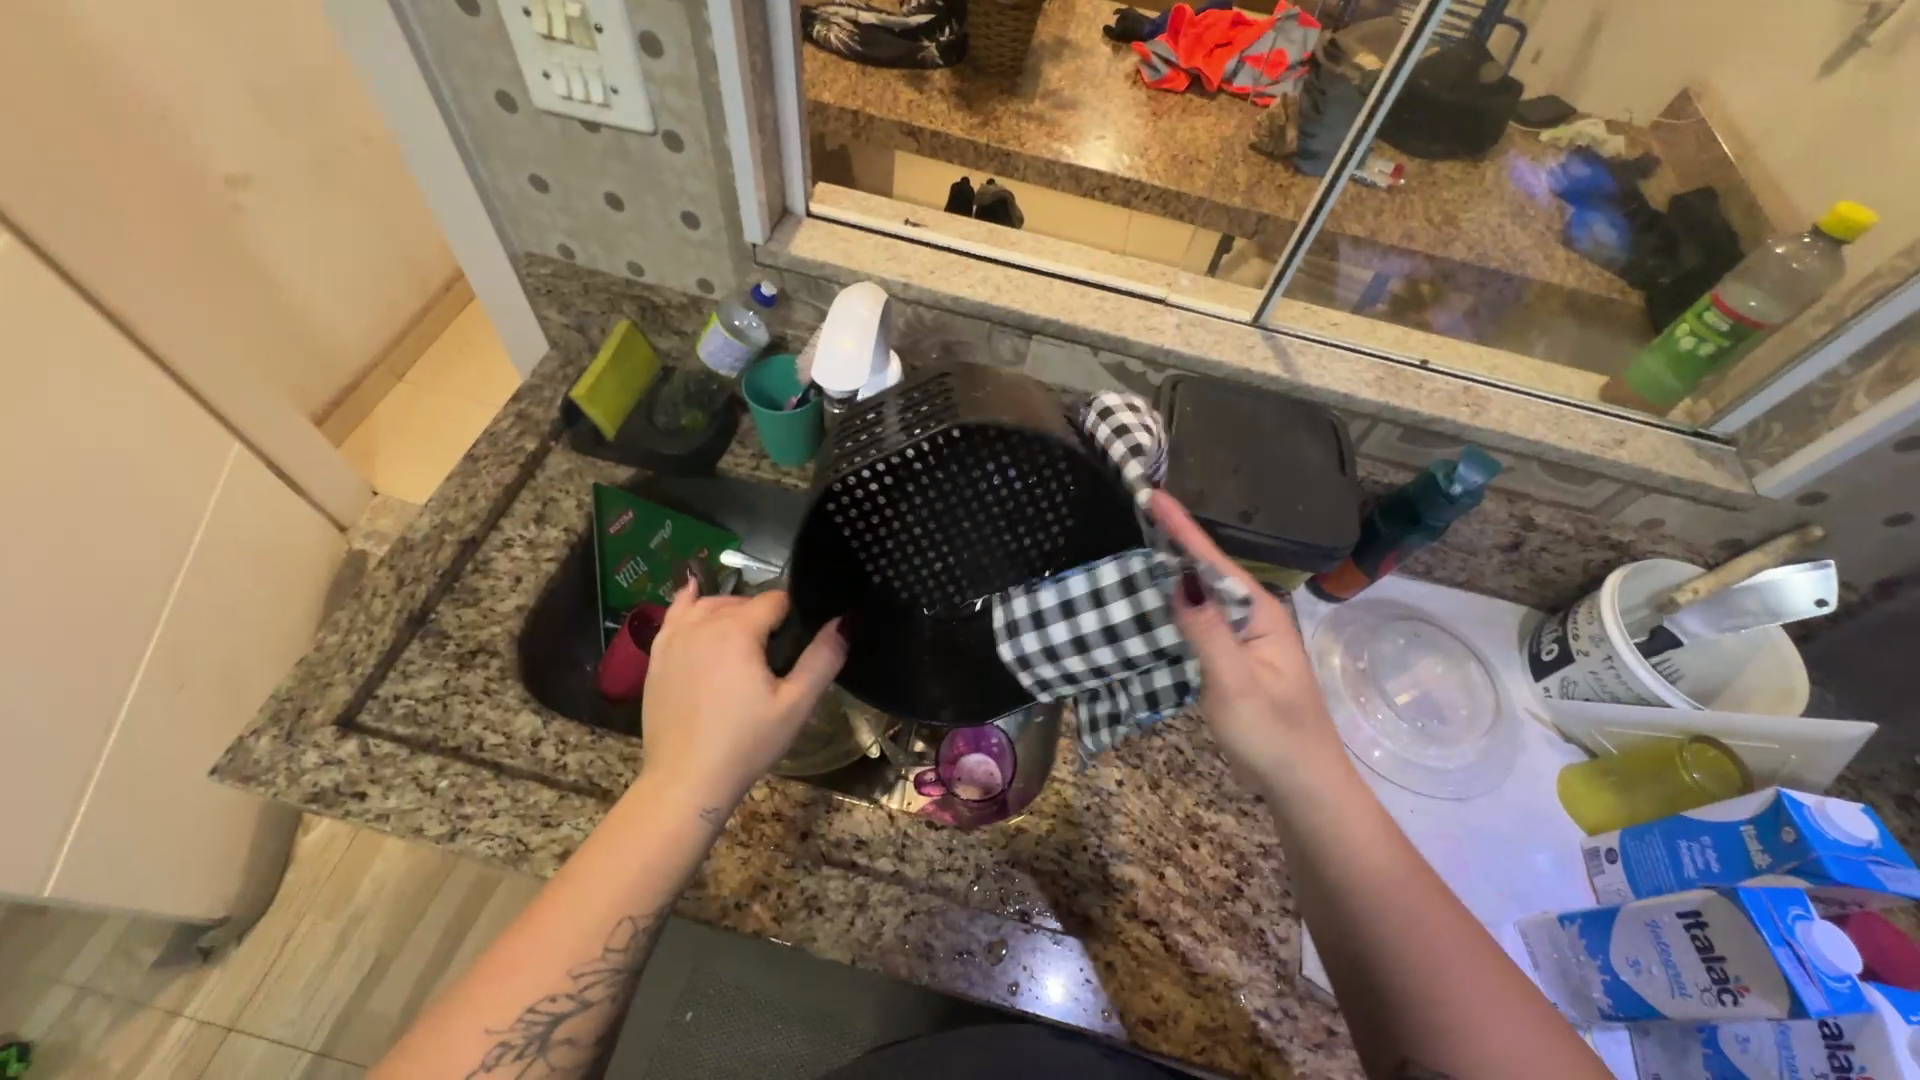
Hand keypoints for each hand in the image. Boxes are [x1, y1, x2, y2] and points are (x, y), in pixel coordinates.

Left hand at [637, 583, 845, 806]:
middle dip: (762, 617)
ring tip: (745, 641)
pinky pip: (675, 614)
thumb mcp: (796, 704)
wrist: (686, 780)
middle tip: (774, 657)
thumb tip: (845, 621)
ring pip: (709, 604)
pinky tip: (696, 601)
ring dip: (730, 611)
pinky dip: (690, 605)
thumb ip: (823, 658)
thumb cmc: (746, 743)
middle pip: (742, 601)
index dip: (793, 616)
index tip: (797, 644)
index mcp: (738, 629)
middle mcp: (702, 623)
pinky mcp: (657, 656)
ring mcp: (673, 638)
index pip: (775, 600)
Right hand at [1154, 491, 1346, 788]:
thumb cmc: (1272, 735)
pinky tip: (1160, 599)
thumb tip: (1178, 581)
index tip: (1153, 494)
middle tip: (1141, 510)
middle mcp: (1255, 618)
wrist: (1303, 786)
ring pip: (1206, 595)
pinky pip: (1204, 620)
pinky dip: (1180, 604)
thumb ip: (1206, 632)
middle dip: (1178, 539)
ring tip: (1143, 541)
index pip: (1214, 562)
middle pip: (1211, 571)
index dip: (1182, 529)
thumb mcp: (1234, 684)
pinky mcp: (1237, 659)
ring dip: (1177, 569)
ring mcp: (1247, 640)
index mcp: (1260, 615)